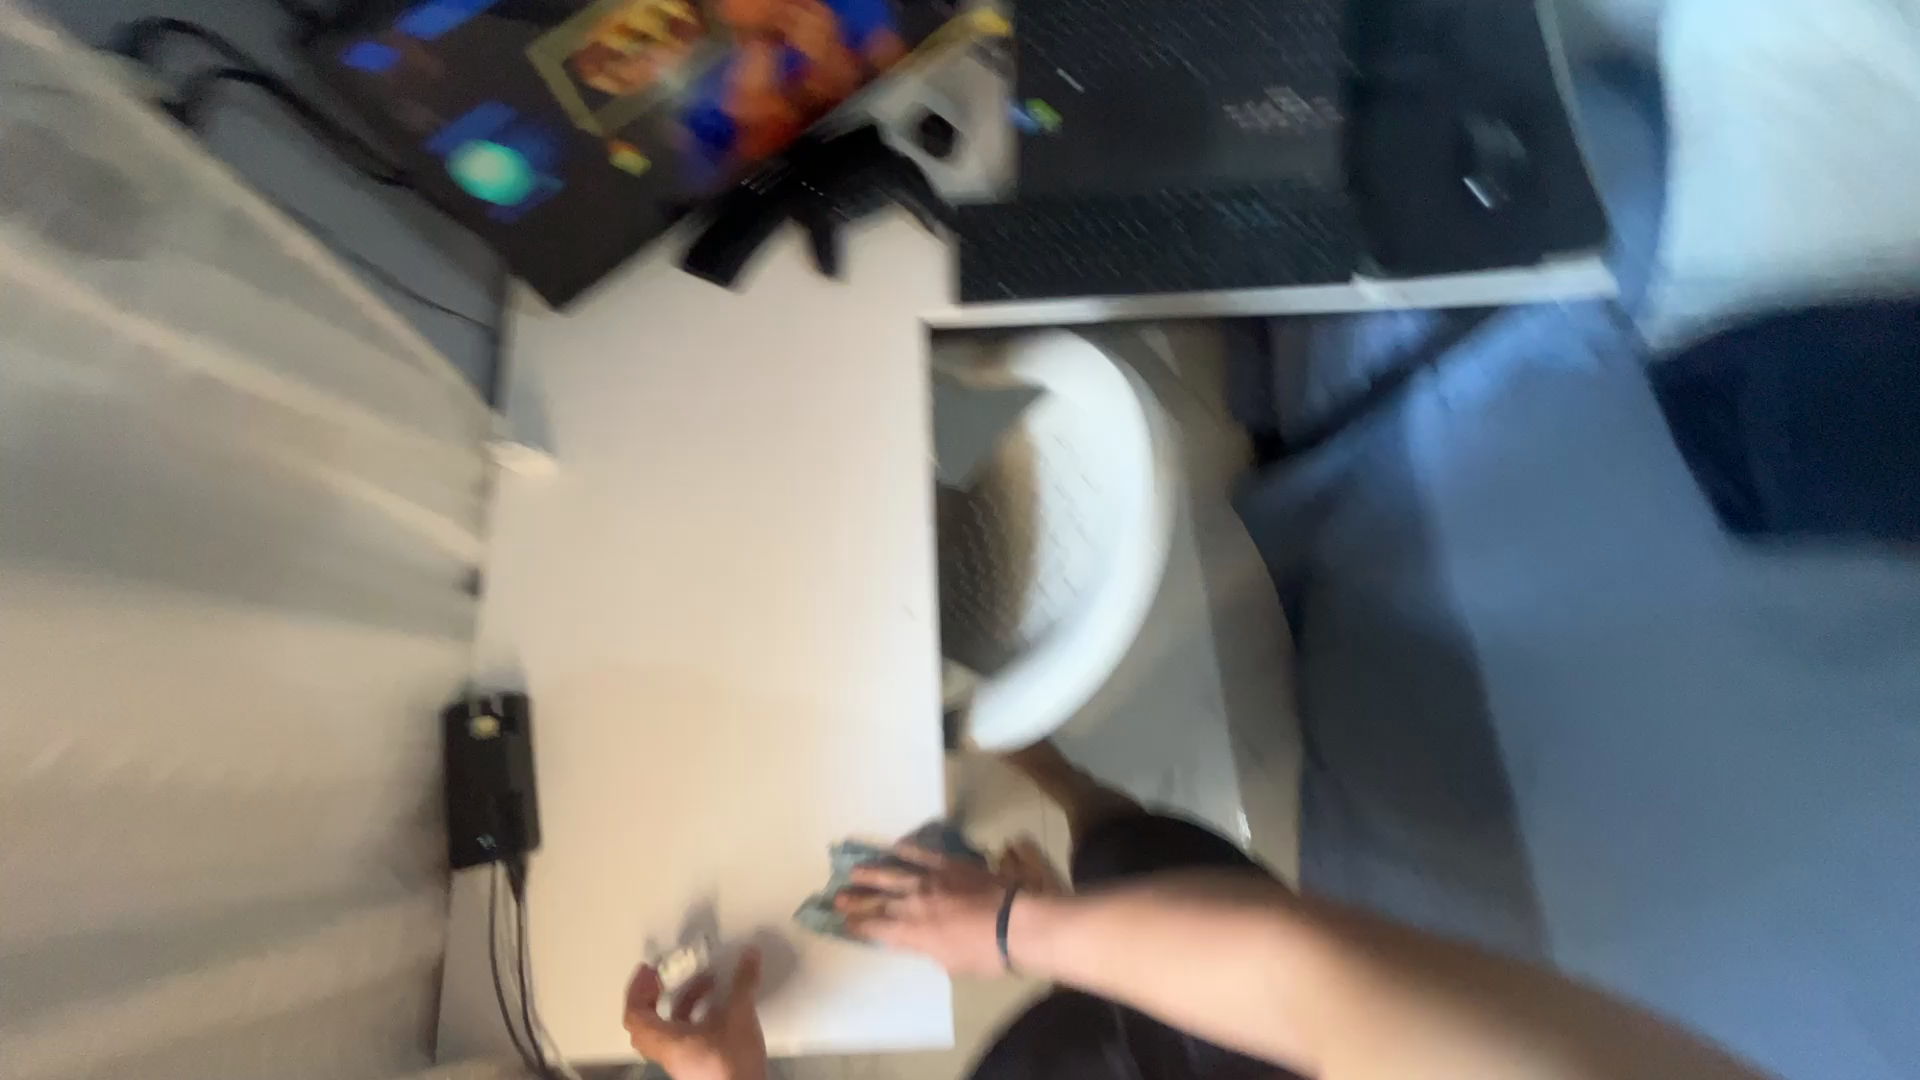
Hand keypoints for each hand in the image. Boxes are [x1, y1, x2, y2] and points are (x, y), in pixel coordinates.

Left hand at [624, 948, 767, 1079]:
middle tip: (665, 975)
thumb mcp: (739, 1017)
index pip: (636, 1017)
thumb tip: (749, 952)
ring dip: (681, 1000)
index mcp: (668, 1042)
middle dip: (653, 995)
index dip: (637, 990)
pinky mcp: (696, 1063)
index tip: (649, 968)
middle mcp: (668, 1053)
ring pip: (667, 1029)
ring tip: (706, 982)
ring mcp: (681, 1060)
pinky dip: (694, 1013)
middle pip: (645, 1024)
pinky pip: (684, 1034)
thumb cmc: (731, 1061)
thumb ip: (742, 984)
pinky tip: (718, 1004)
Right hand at [834, 841, 1022, 976]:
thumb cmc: (984, 954)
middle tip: (838, 896)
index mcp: (913, 932)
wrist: (1012, 923)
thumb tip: (916, 938)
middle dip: (857, 899)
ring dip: (873, 872)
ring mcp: (931, 879)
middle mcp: (915, 903)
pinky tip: (895, 846)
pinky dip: (907, 849)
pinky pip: (923, 853)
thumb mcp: (949, 963)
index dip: (859, 926)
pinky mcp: (949, 863)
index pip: (878, 929)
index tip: (844, 922)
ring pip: (894, 872)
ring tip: (855, 870)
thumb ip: (927, 947)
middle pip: (879, 899)